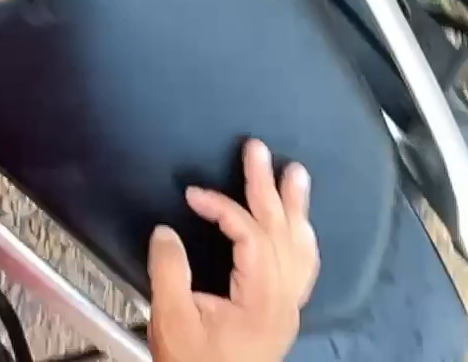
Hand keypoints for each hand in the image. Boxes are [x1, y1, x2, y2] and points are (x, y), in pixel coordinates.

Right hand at [147, 140, 318, 361]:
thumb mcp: (172, 318)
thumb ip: (170, 270)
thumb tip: (166, 231)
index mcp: (260, 300)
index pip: (250, 237)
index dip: (223, 207)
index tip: (192, 194)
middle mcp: (282, 301)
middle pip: (280, 234)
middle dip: (268, 189)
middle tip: (259, 150)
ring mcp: (286, 308)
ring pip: (298, 249)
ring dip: (295, 209)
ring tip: (296, 175)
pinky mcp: (280, 313)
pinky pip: (300, 267)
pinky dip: (300, 239)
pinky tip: (301, 226)